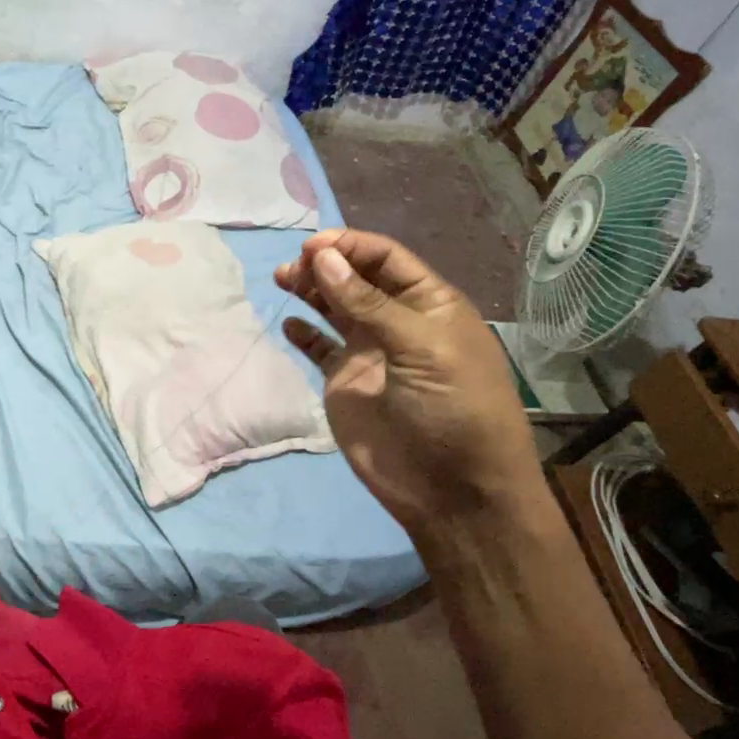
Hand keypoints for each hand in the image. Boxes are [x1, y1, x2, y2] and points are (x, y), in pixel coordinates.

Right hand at [275, 229, 543, 535]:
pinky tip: (290, 324)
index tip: (313, 246)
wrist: (455, 493)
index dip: (351, 246)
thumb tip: (322, 258)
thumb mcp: (422, 349)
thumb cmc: (455, 411)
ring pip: (334, 307)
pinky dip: (303, 333)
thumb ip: (369, 304)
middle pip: (355, 278)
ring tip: (283, 279)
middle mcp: (398, 322)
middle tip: (293, 266)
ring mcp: (370, 353)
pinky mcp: (346, 383)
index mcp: (431, 305)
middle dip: (325, 264)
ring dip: (310, 289)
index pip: (386, 259)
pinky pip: (319, 348)